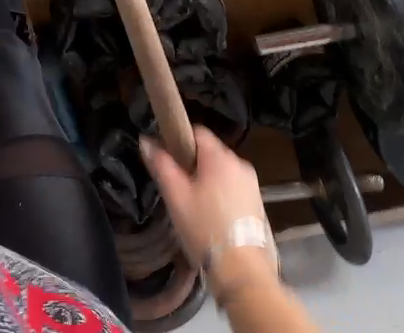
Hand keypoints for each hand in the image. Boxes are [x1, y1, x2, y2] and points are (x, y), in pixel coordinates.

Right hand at [141, 126, 275, 294]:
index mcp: (221, 158)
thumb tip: (145, 140)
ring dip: (206, 180)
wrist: (243, 273)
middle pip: (209, 152)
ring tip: (191, 204)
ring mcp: (252, 186)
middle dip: (191, 163)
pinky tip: (210, 216)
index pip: (196, 131)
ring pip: (221, 172)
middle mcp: (240, 165)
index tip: (166, 158)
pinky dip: (220, 195)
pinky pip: (232, 188)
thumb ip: (160, 164)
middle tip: (176, 185)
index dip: (178, 139)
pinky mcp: (257, 205)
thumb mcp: (176, 196)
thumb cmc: (205, 229)